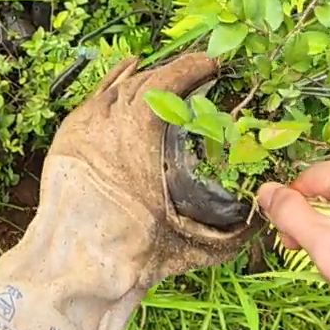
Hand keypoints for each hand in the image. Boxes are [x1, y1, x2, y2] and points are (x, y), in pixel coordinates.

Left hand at [0, 53, 250, 329]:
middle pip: (145, 80)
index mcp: (138, 131)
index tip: (212, 64)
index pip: (167, 82)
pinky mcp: (69, 132)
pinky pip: (96, 96)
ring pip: (119, 86)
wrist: (73, 265)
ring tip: (167, 74)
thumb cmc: (131, 252)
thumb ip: (229, 235)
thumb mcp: (188, 244)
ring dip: (146, 78)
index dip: (191, 68)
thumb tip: (260, 224)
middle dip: (173, 72)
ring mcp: (85, 123)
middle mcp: (109, 118)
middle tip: (197, 71)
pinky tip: (129, 70)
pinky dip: (115, 81)